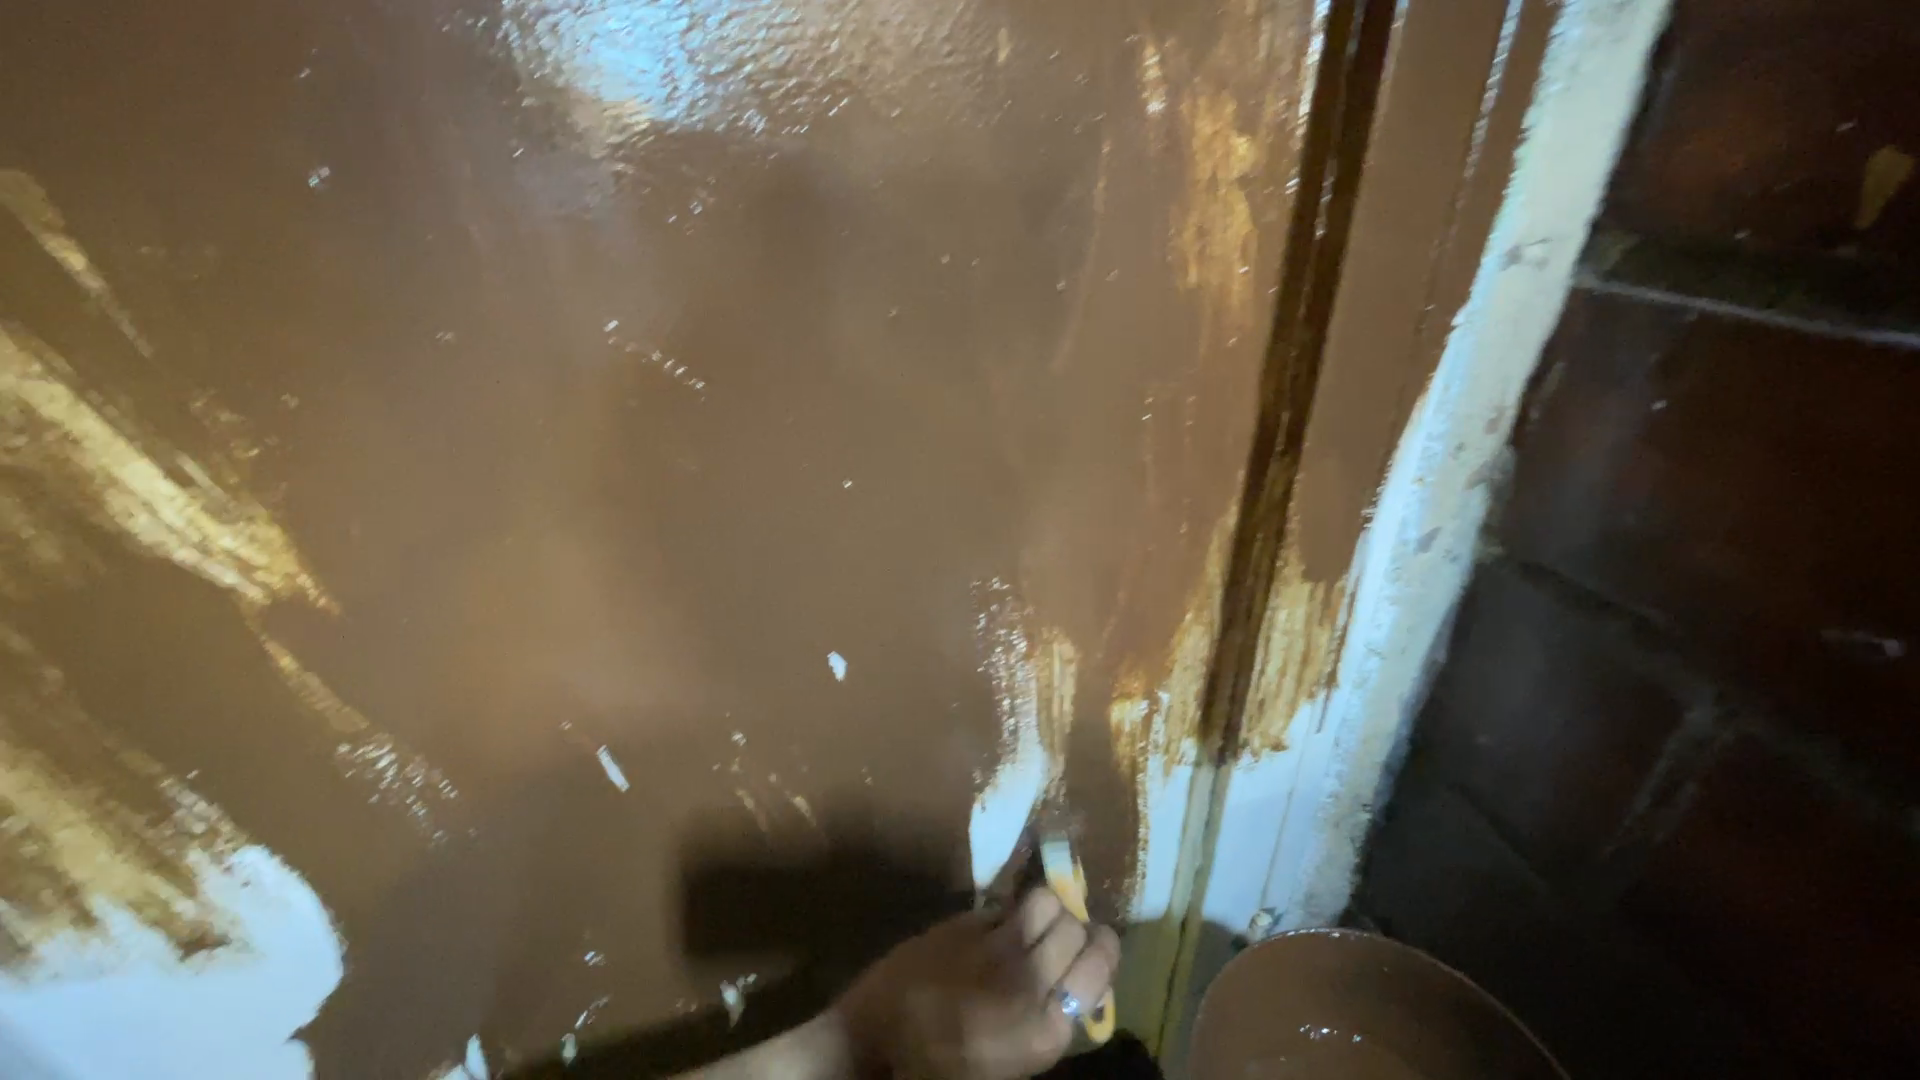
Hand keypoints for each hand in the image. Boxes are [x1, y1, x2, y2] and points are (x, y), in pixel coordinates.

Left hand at [834, 888, 1120, 1079]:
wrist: (880, 1040)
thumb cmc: (946, 1062)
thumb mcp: (1014, 1060)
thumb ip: (1052, 1019)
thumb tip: (1079, 980)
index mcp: (1047, 1032)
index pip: (1101, 966)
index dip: (1100, 949)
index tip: (1092, 945)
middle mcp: (1029, 984)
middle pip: (1076, 928)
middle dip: (1073, 927)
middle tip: (1059, 936)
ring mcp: (996, 949)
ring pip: (1045, 901)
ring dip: (1046, 907)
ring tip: (1034, 920)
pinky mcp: (967, 924)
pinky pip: (1007, 904)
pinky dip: (1010, 910)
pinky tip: (1000, 924)